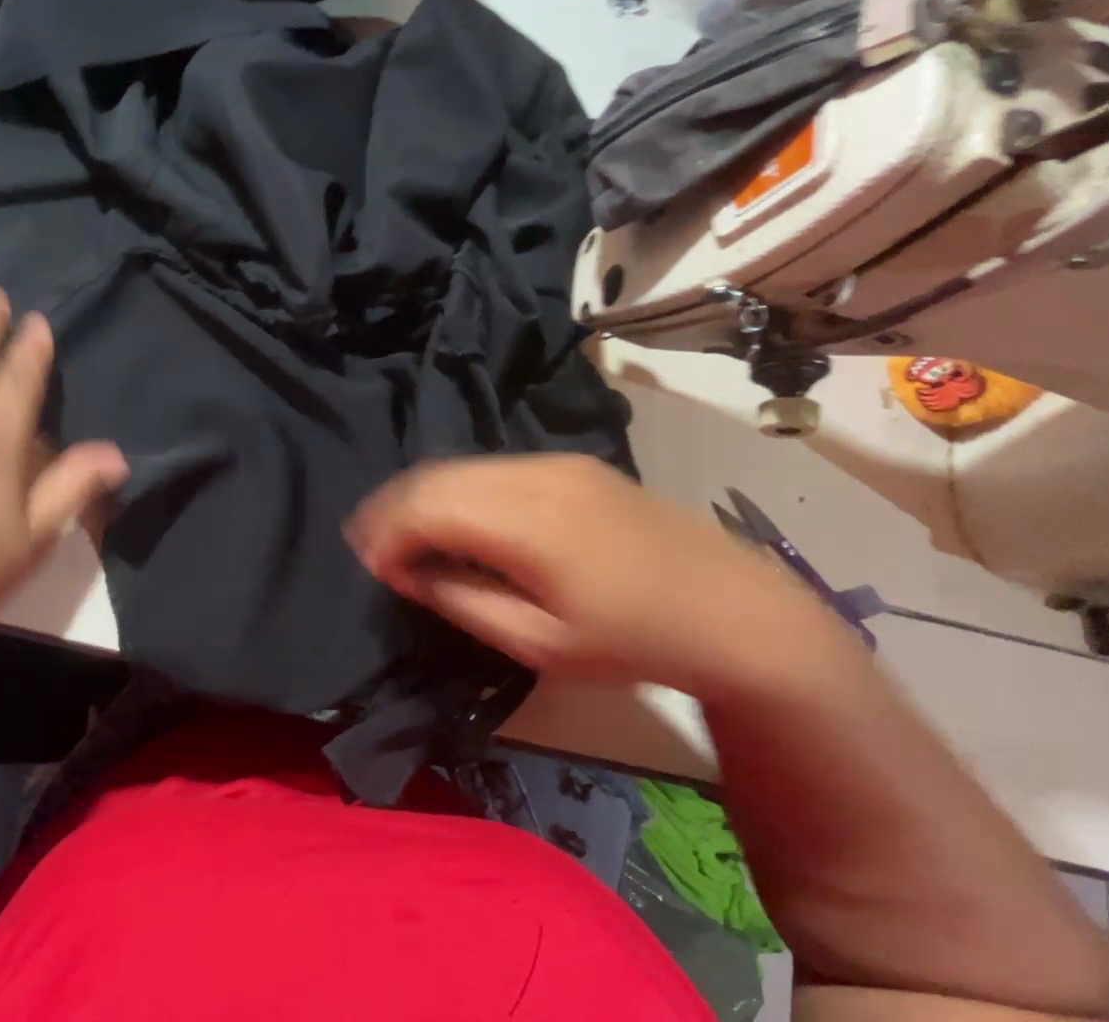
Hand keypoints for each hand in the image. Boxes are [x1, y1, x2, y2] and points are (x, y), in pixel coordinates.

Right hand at [345, 454, 867, 698]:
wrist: (740, 615)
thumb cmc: (635, 643)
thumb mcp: (538, 644)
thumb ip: (462, 601)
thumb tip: (405, 573)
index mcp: (529, 522)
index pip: (426, 507)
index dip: (386, 534)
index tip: (371, 569)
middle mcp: (538, 475)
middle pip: (436, 476)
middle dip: (392, 509)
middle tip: (368, 547)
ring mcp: (559, 465)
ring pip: (461, 467)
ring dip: (421, 498)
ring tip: (401, 536)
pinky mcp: (574, 467)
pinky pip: (491, 470)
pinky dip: (457, 491)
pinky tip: (453, 521)